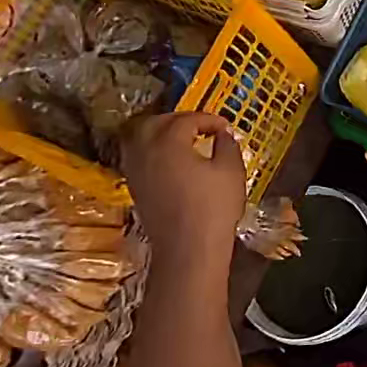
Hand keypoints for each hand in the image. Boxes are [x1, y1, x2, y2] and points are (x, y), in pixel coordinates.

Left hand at [121, 113, 248, 267]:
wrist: (189, 247)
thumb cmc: (214, 206)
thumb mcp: (231, 171)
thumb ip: (227, 146)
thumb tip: (223, 135)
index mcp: (168, 142)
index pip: (186, 120)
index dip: (208, 119)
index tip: (225, 126)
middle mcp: (144, 151)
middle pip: (155, 123)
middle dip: (179, 120)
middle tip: (202, 127)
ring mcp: (135, 170)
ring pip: (141, 139)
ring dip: (162, 133)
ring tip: (185, 141)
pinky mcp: (135, 187)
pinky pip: (139, 157)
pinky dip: (155, 151)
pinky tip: (173, 162)